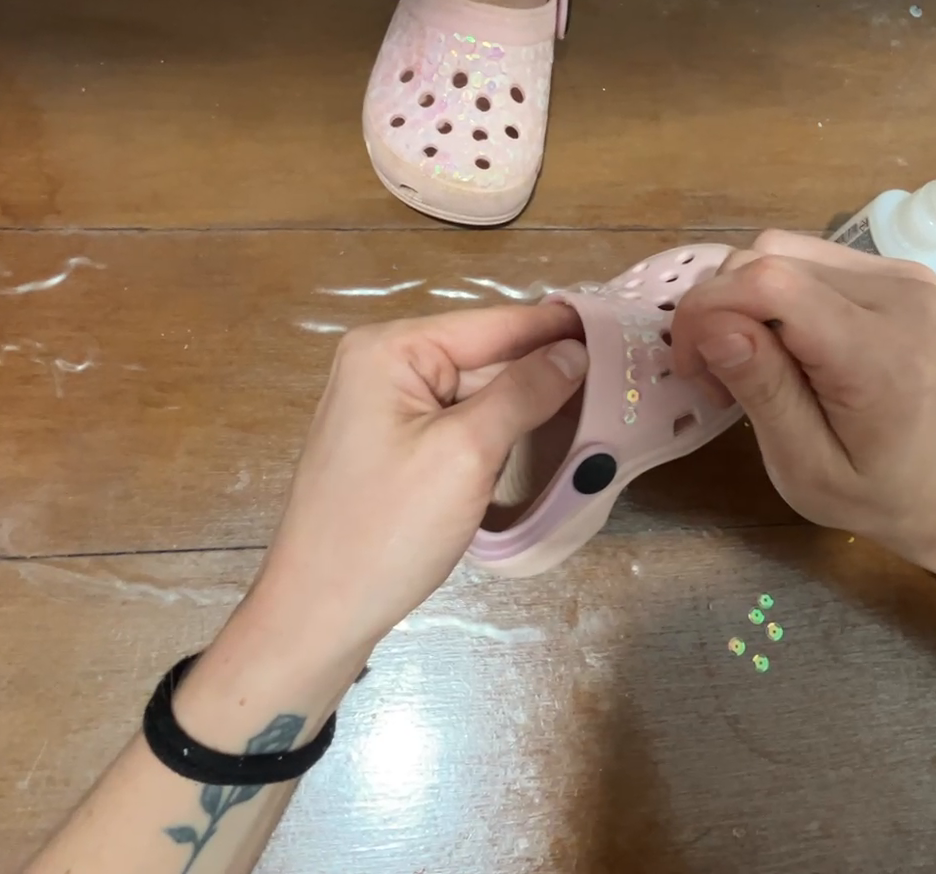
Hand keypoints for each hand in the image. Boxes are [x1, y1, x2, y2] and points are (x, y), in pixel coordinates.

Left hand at [247, 304, 587, 654]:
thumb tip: (575, 349)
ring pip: (473, 387)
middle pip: (482, 353)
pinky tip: (540, 425)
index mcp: (390, 349)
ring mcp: (385, 403)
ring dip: (524, 395)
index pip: (491, 324)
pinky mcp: (393, 439)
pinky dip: (498, 421)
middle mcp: (383, 362)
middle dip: (542, 364)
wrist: (318, 612)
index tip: (614, 322)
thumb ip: (524, 391)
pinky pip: (456, 415)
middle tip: (616, 368)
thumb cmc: (389, 529)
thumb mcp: (466, 452)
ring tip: (594, 393)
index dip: (555, 326)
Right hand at [670, 230, 935, 577]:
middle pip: (768, 259)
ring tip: (745, 358)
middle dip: (718, 309)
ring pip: (778, 251)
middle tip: (713, 375)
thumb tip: (713, 325)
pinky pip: (801, 258)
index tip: (687, 363)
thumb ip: (764, 392)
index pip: (772, 284)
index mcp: (880, 354)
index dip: (708, 308)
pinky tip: (777, 339)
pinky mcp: (891, 269)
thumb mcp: (804, 469)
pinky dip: (769, 293)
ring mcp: (900, 274)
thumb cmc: (870, 492)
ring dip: (740, 299)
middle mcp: (899, 295)